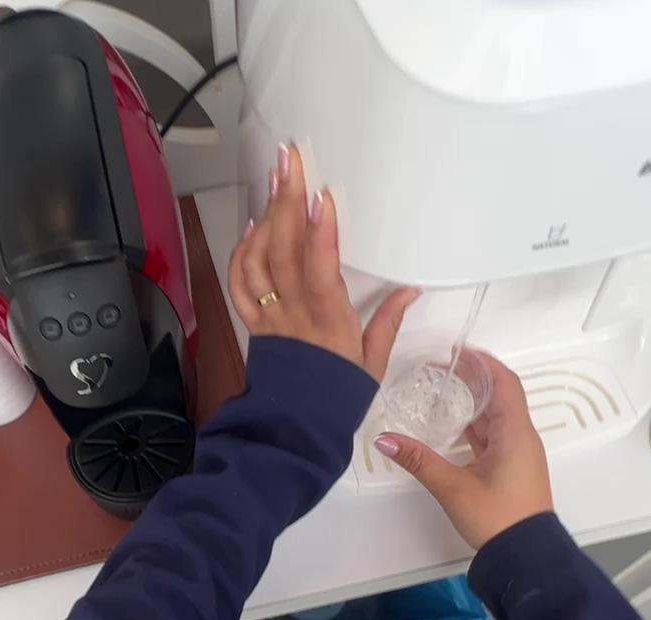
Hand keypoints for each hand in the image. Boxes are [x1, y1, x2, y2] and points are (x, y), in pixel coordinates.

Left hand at [227, 143, 420, 380]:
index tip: (321, 196)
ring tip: (273, 179)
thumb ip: (387, 323)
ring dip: (264, 216)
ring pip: (258, 261)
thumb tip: (410, 290)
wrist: (295, 426)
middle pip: (284, 252)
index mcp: (329, 323)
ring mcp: (269, 317)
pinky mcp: (254, 323)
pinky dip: (242, 253)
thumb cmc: (335, 396)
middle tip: (289, 161)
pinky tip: (253, 226)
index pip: (320, 271)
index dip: (320, 232)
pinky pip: (240, 284)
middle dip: (285, 202)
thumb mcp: (372, 363)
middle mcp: (294, 314)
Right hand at [373, 350, 553, 549]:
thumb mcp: (452, 487)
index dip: (483, 362)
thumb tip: (386, 440)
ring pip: (495, 417)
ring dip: (472, 402)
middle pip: (499, 395)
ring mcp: (517, 454)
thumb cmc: (499, 519)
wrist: (524, 555)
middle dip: (473, 378)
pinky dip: (473, 425)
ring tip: (442, 392)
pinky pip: (492, 436)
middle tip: (443, 368)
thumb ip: (418, 460)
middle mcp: (521, 438)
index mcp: (515, 434)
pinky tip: (451, 428)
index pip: (503, 383)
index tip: (459, 350)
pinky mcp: (510, 469)